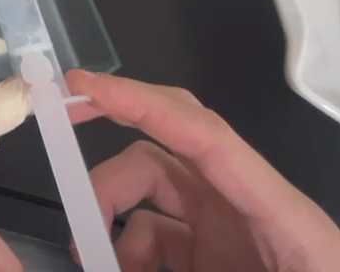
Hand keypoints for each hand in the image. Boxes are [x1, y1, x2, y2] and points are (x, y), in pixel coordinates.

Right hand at [66, 71, 339, 271]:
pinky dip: (128, 247)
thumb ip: (182, 260)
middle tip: (59, 124)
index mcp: (280, 212)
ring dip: (112, 210)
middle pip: (168, 143)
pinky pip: (158, 232)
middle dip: (113, 130)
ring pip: (153, 187)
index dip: (140, 102)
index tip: (80, 86)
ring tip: (87, 250)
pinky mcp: (218, 255)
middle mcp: (249, 206)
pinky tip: (116, 267)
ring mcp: (232, 230)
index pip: (202, 133)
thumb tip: (113, 258)